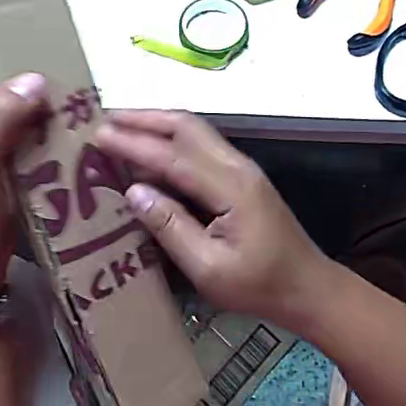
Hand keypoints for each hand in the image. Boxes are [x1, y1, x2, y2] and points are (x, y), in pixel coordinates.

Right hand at [95, 110, 339, 328]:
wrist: (308, 287)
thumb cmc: (260, 285)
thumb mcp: (208, 267)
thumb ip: (170, 227)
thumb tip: (134, 191)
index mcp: (231, 187)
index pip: (174, 155)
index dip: (134, 143)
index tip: (97, 135)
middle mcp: (238, 167)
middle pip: (188, 127)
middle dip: (145, 118)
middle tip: (104, 120)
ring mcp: (243, 170)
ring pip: (196, 133)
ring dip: (158, 126)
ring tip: (120, 130)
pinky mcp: (242, 179)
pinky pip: (202, 149)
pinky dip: (172, 143)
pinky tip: (151, 155)